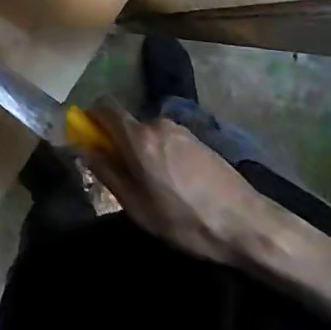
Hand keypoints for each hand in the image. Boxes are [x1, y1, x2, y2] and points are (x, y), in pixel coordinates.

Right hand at [83, 99, 278, 265]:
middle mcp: (159, 124)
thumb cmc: (185, 221)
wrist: (245, 223)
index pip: (105, 106)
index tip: (89, 140)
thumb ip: (108, 174)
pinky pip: (167, 140)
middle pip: (127, 124)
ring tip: (154, 189)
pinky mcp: (199, 140)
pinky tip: (175, 186)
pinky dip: (161, 155)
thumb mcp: (138, 207)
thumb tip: (85, 150)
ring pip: (148, 134)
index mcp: (139, 137)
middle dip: (119, 144)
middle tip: (124, 179)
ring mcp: (182, 130)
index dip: (92, 117)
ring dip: (142, 152)